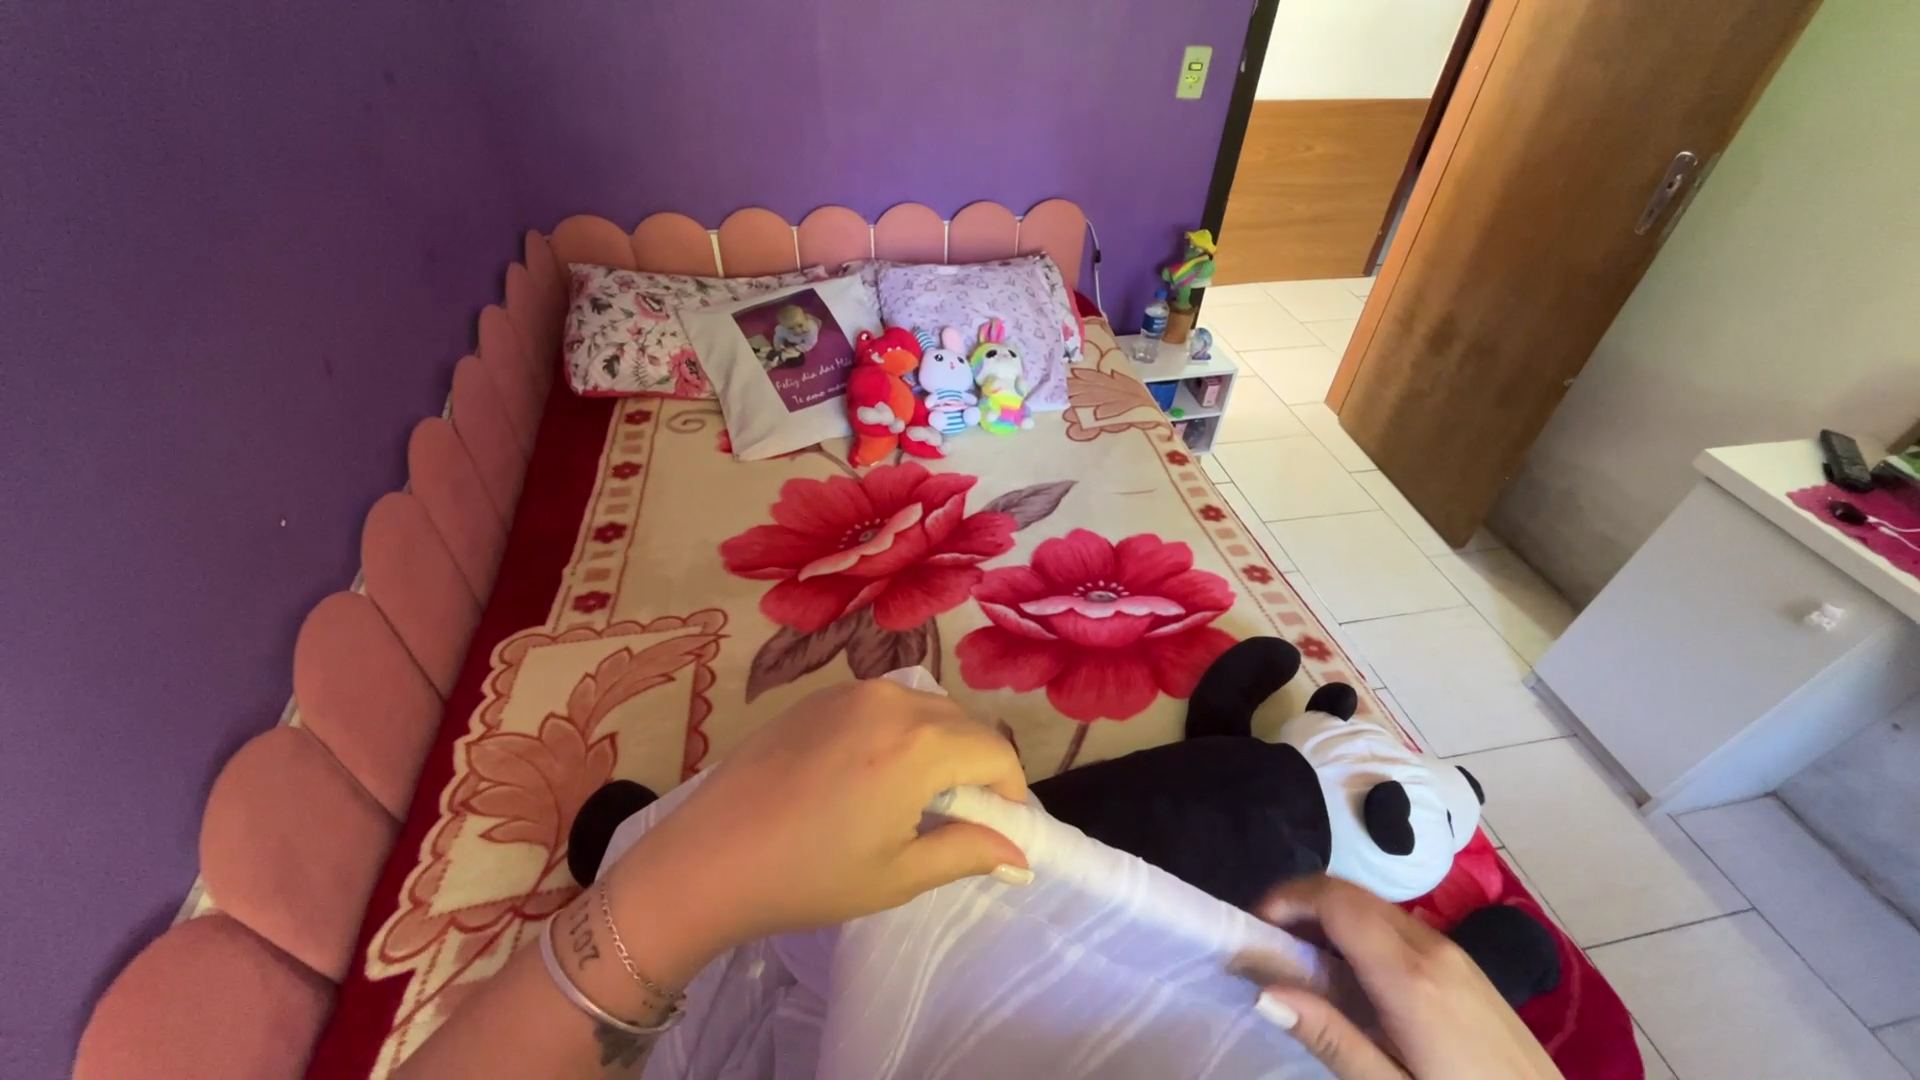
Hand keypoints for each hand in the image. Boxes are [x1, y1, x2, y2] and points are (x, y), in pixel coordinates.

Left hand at [602, 679, 1029, 960]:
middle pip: (964, 722)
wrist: (707, 856)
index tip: (999, 824)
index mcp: (919, 744)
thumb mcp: (898, 874)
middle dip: (977, 763)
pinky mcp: (821, 694)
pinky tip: (869, 771)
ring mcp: (852, 690)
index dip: (1010, 788)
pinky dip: (901, 730)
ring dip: (940, 743)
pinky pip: (886, 703)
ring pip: (926, 707)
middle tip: (958, 815)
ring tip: (913, 794)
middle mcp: (892, 700)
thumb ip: (969, 852)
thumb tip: (1020, 856)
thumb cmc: (808, 876)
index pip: (995, 750)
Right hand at [1254, 877, 1562, 1079]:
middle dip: (1298, 904)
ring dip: (1327, 916)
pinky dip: (1358, 930)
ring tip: (1302, 963)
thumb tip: (1263, 990)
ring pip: (1372, 905)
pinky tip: (1353, 977)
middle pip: (1349, 893)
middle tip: (1267, 946)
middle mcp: (1431, 947)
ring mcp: (1455, 954)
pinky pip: (1397, 925)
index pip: (1332, 900)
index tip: (1253, 929)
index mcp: (1409, 976)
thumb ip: (1331, 1038)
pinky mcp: (1468, 968)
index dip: (1283, 899)